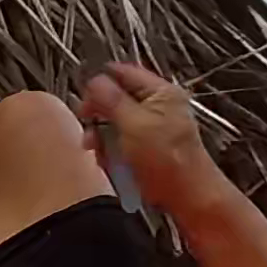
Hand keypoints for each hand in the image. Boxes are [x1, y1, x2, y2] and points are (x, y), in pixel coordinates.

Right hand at [79, 62, 230, 218]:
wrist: (183, 194)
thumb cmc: (164, 157)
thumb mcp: (134, 124)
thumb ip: (111, 100)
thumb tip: (93, 79)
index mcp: (159, 92)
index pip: (123, 73)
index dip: (100, 81)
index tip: (83, 97)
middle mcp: (154, 105)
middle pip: (114, 97)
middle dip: (97, 112)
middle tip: (87, 125)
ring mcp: (147, 126)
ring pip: (111, 121)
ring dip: (99, 134)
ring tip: (94, 148)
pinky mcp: (141, 146)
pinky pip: (115, 140)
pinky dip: (107, 149)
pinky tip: (106, 160)